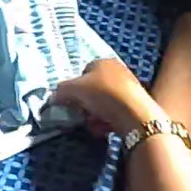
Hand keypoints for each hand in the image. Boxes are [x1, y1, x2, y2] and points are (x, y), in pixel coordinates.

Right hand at [52, 59, 166, 136]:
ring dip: (95, 116)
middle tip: (82, 115)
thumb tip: (53, 97)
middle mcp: (117, 71)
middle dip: (85, 105)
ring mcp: (128, 88)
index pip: (83, 73)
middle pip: (93, 90)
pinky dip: (108, 121)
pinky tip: (105, 129)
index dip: (75, 88)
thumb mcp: (75, 89)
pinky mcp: (136, 105)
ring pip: (103, 103)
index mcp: (103, 62)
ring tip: (94, 125)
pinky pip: (115, 112)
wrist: (136, 114)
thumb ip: (61, 91)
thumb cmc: (103, 94)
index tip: (72, 102)